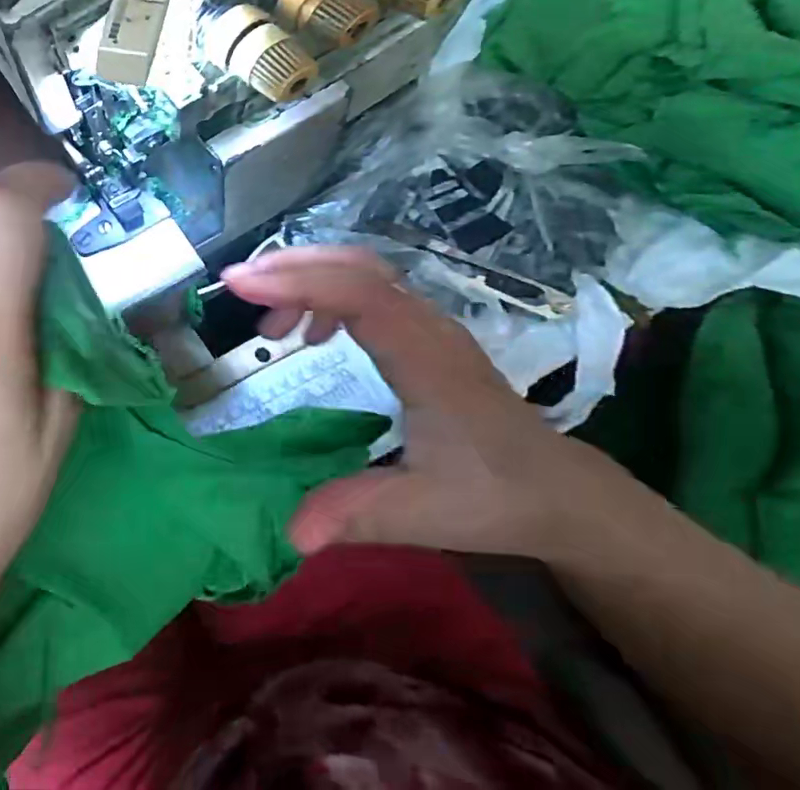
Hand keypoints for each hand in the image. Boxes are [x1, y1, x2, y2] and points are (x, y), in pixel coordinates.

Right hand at [221, 246, 663, 563]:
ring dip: (308, 277)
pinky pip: (369, 291)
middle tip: (239, 284)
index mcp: (426, 360)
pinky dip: (326, 294)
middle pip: (357, 266)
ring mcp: (427, 326)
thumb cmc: (494, 495)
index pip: (360, 295)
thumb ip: (355, 514)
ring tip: (268, 321)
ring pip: (362, 271)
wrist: (560, 491)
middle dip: (292, 264)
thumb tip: (290, 535)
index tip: (240, 286)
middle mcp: (427, 328)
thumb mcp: (422, 513)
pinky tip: (309, 334)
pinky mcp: (423, 334)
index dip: (298, 282)